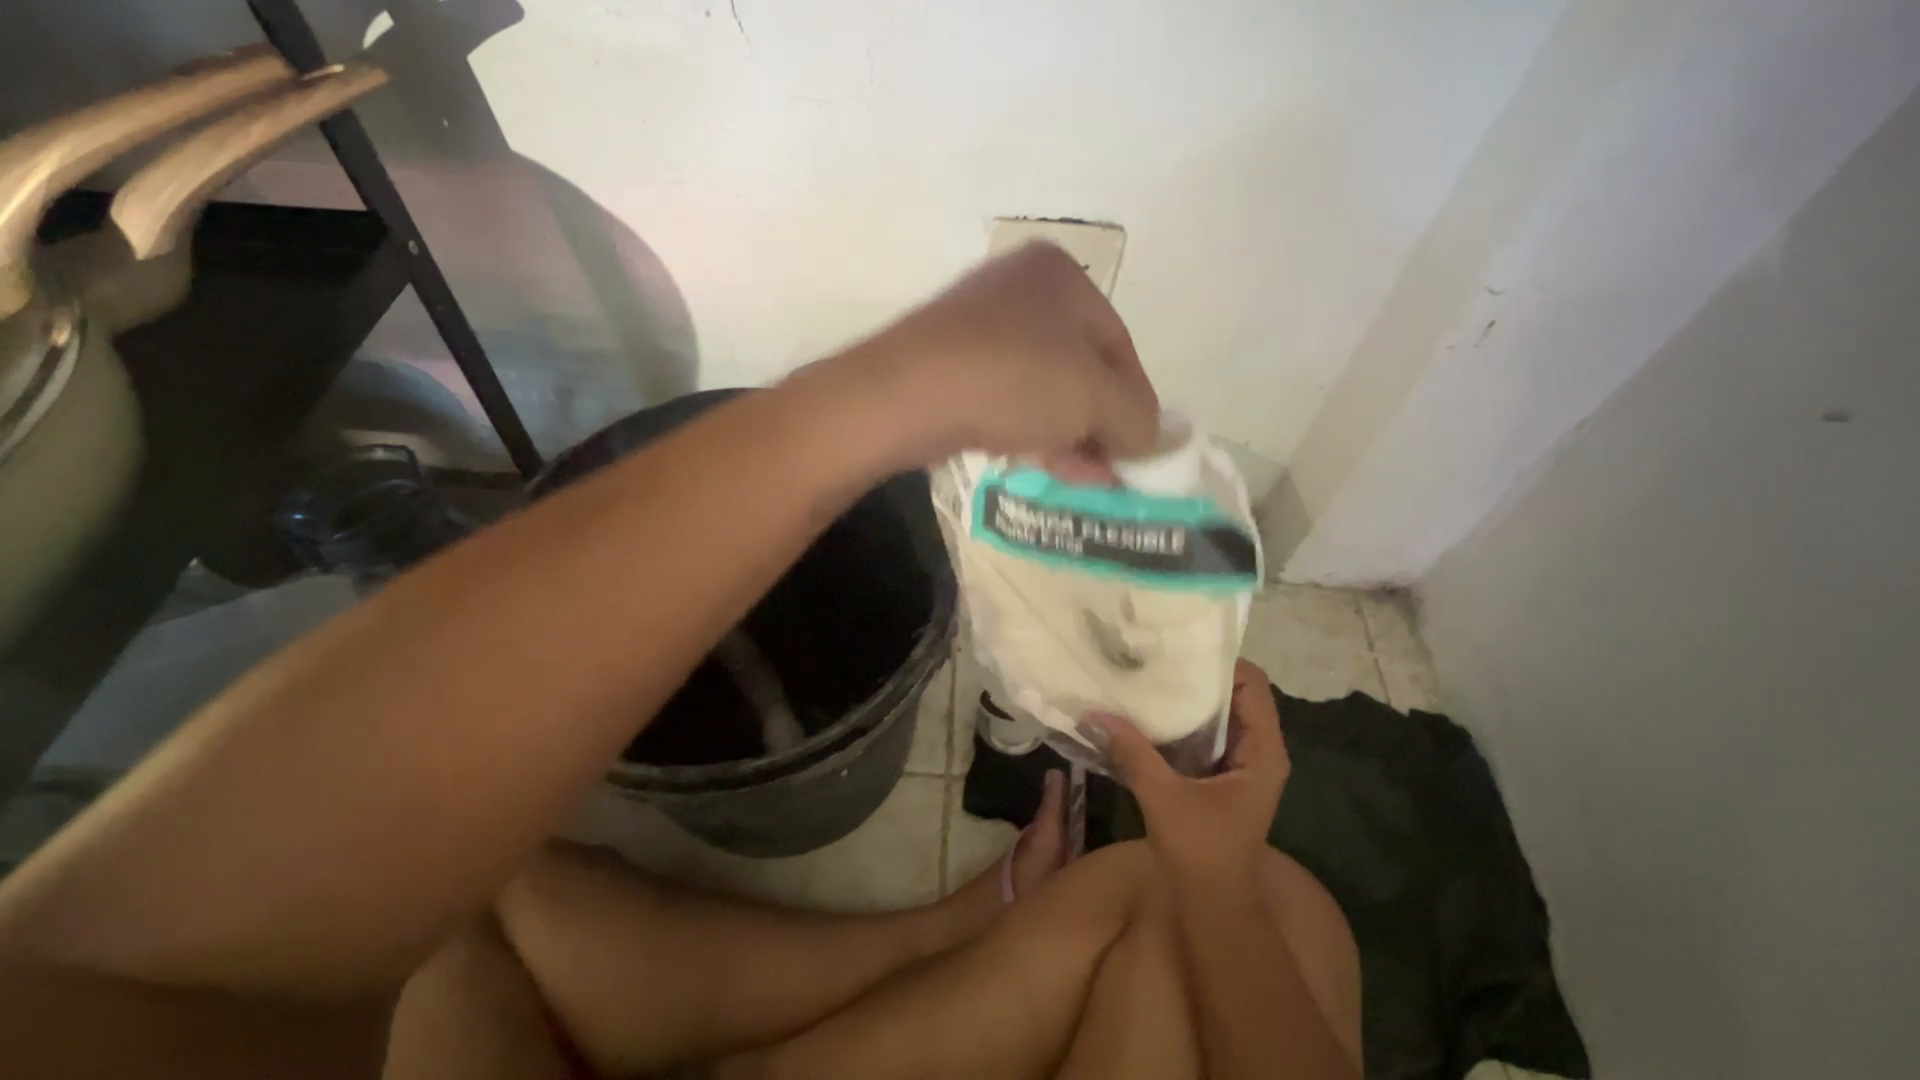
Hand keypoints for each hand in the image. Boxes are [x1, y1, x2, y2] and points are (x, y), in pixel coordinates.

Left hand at [830, 241, 1160, 466]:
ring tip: (1082, 479)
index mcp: (1061, 275)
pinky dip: (1028, 430)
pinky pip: (1003, 397)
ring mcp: (976, 323)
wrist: (902, 396)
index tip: (1142, 452)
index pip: (1120, 345)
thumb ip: (1139, 419)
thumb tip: (1156, 439)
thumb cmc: (1013, 380)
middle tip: (1112, 471)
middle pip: (1080, 367)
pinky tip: (1041, 465)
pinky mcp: (945, 361)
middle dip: (1100, 424)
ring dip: (1068, 434)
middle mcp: (1018, 287)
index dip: (1137, 403)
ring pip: (1041, 387)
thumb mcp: (1096, 399)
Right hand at [1083, 660, 1289, 885]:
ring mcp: (1242, 766)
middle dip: (1197, 678)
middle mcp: (1260, 751)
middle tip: (1155, 659)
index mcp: (1263, 751)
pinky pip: (1206, 737)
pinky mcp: (1223, 779)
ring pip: (1219, 717)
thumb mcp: (1163, 798)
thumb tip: (1093, 713)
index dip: (1220, 663)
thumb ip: (1132, 753)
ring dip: (1188, 701)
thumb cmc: (1202, 853)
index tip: (1178, 650)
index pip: (1252, 685)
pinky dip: (1182, 725)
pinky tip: (1147, 716)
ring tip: (1147, 679)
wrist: (1214, 908)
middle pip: (1235, 695)